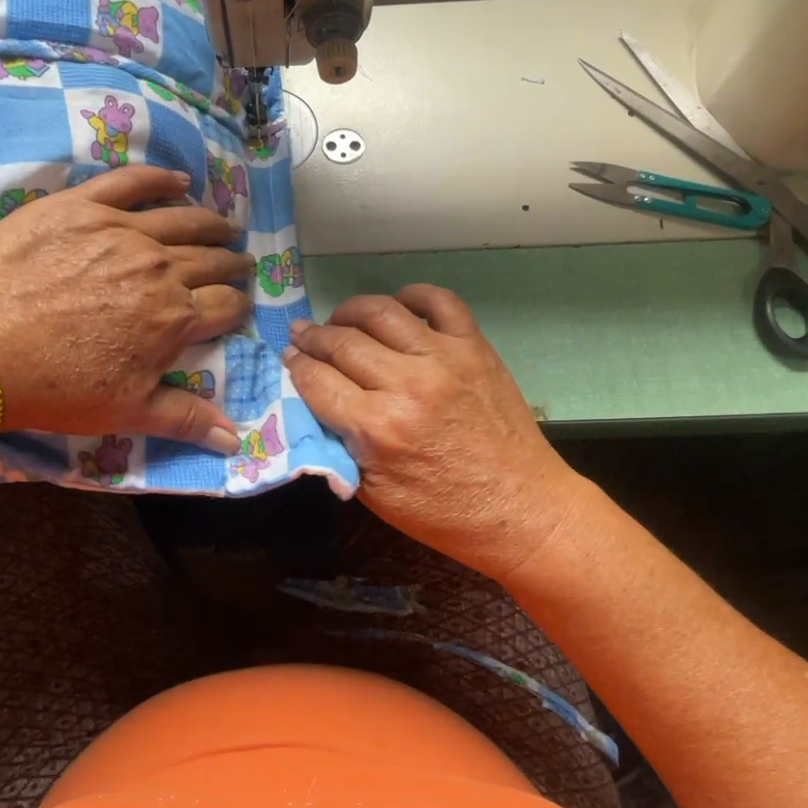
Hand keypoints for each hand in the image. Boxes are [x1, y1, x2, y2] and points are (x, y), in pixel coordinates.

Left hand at [0, 166, 250, 452]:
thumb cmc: (53, 387)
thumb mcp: (125, 412)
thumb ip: (185, 420)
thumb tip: (237, 442)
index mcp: (174, 318)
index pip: (225, 306)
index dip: (238, 307)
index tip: (239, 306)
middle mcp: (159, 268)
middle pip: (210, 260)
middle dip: (232, 263)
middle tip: (242, 261)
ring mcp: (121, 231)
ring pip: (183, 219)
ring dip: (212, 222)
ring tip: (227, 225)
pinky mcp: (82, 205)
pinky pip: (131, 182)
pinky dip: (160, 178)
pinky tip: (178, 180)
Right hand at [283, 285, 586, 579]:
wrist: (520, 508)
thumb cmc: (442, 512)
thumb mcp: (372, 494)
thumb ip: (338, 446)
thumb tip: (312, 406)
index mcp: (377, 428)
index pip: (316, 380)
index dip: (295, 366)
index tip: (288, 359)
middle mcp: (407, 384)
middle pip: (342, 341)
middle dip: (313, 337)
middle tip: (301, 335)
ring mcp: (444, 359)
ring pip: (382, 312)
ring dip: (350, 310)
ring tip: (339, 318)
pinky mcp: (475, 348)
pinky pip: (440, 301)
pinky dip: (413, 295)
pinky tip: (397, 305)